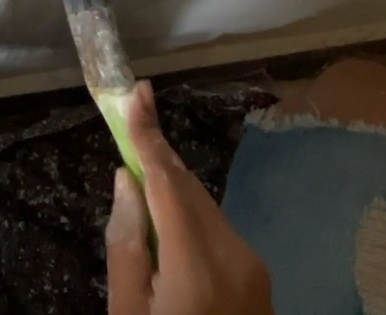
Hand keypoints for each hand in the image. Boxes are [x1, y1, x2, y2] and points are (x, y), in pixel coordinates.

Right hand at [104, 82, 272, 314]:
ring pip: (203, 204)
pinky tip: (167, 220)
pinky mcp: (258, 276)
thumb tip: (129, 179)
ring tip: (141, 172)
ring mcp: (252, 266)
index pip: (167, 183)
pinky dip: (188, 213)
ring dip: (171, 184)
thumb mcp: (127, 313)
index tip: (137, 92)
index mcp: (196, 268)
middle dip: (158, 152)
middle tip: (133, 113)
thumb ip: (127, 242)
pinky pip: (215, 228)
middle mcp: (234, 256)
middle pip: (188, 186)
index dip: (148, 134)